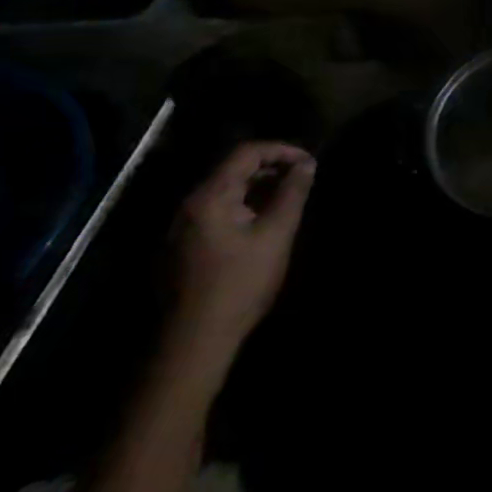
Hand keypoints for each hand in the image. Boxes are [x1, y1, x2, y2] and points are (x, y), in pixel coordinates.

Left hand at [166, 141, 316, 366]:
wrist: (194, 341)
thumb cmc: (240, 284)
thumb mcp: (276, 235)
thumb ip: (292, 194)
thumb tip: (307, 164)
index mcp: (209, 197)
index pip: (247, 153)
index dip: (282, 150)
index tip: (310, 161)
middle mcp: (190, 204)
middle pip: (233, 169)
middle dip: (272, 167)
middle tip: (304, 178)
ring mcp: (182, 226)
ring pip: (225, 191)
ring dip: (259, 187)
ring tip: (289, 198)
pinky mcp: (183, 245)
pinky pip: (217, 211)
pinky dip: (244, 205)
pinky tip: (264, 222)